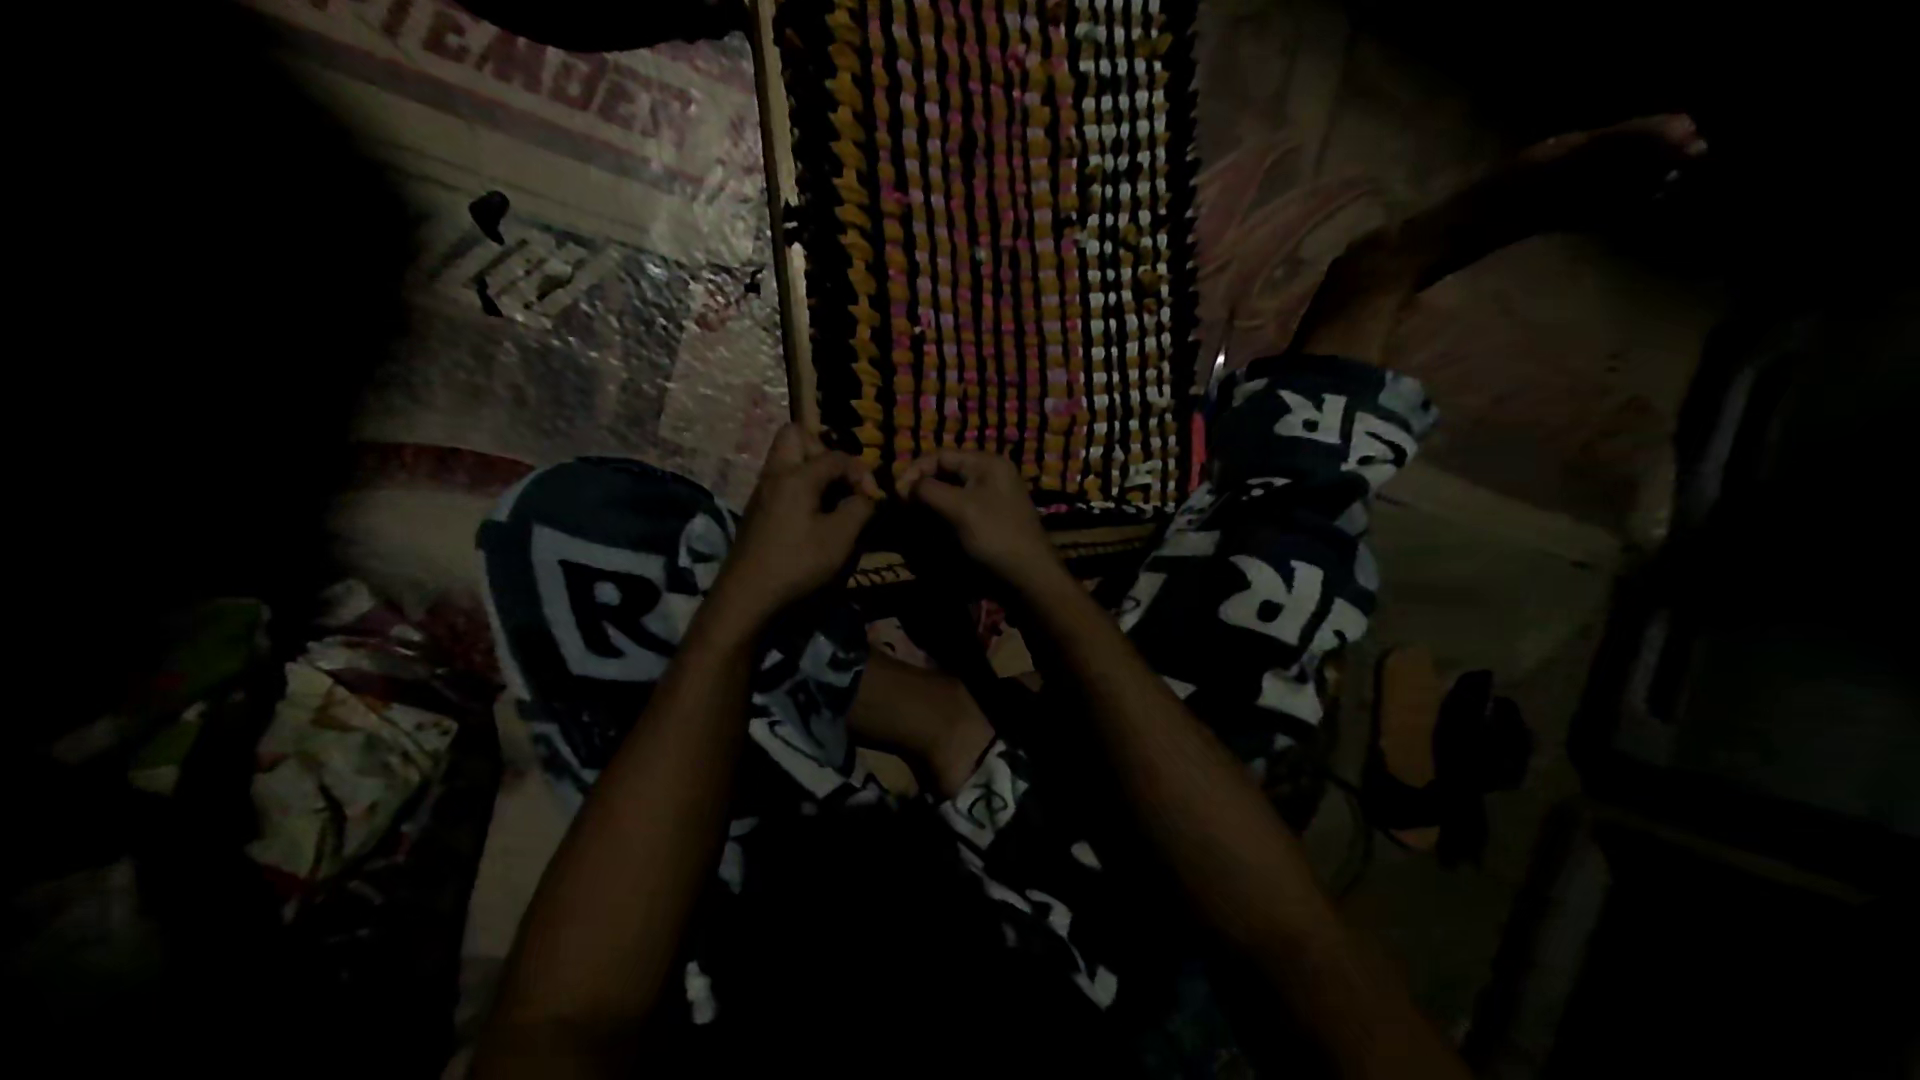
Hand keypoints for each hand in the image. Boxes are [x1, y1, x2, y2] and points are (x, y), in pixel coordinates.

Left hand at [708, 424, 879, 630]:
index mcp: (796, 475)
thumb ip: (860, 508)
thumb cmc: (797, 563)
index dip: (861, 472)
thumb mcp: (840, 538)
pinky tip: (814, 514)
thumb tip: (868, 496)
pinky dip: (800, 486)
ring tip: (832, 497)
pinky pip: (781, 480)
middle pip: (795, 435)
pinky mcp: (758, 510)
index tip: (873, 498)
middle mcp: (775, 474)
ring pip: (786, 458)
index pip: (836, 455)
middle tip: (840, 479)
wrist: (747, 596)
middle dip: (824, 449)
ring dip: (811, 468)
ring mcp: (762, 491)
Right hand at [898, 449, 1063, 590]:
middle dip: (921, 487)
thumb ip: (928, 491)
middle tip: (902, 507)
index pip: (941, 455)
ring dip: (929, 503)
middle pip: (945, 471)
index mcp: (987, 463)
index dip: (915, 470)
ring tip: (913, 518)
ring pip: (950, 492)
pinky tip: (931, 527)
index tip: (895, 493)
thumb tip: (903, 486)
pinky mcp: (988, 519)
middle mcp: (990, 474)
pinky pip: (959, 509)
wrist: (1029, 576)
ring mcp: (990, 497)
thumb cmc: (995, 535)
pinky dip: (942, 515)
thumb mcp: (959, 508)